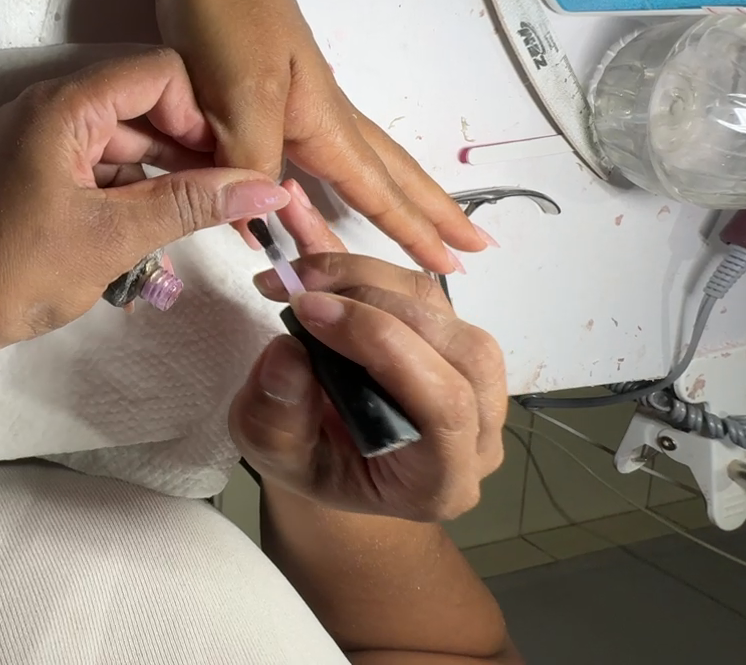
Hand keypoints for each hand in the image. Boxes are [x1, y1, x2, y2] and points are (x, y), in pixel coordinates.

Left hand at [0, 48, 291, 358]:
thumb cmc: (17, 271)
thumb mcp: (112, 237)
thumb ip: (190, 204)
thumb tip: (267, 187)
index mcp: (63, 107)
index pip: (156, 73)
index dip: (200, 111)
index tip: (229, 163)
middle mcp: (49, 108)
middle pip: (140, 105)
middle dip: (189, 146)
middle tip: (238, 194)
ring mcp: (38, 139)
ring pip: (121, 139)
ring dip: (163, 173)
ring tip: (208, 215)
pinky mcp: (32, 168)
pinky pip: (95, 163)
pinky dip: (129, 188)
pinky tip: (160, 223)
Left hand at [158, 0, 484, 274]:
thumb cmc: (228, 14)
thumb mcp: (238, 92)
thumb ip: (251, 159)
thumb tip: (259, 222)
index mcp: (319, 119)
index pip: (376, 186)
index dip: (409, 228)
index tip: (457, 265)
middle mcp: (317, 111)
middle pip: (385, 169)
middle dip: (425, 211)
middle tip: (471, 249)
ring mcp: (293, 95)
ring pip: (348, 158)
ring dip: (381, 193)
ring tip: (409, 221)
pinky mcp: (261, 82)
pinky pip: (302, 144)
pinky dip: (316, 173)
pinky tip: (299, 178)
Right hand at [229, 179, 506, 520]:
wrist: (326, 458)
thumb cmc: (303, 462)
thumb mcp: (268, 451)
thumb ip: (276, 415)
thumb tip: (290, 350)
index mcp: (441, 478)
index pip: (445, 404)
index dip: (380, 343)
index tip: (305, 309)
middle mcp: (477, 432)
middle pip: (460, 349)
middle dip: (376, 303)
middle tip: (297, 286)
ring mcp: (473, 385)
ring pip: (445, 310)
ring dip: (369, 278)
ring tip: (301, 274)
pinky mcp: (447, 342)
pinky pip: (422, 292)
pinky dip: (366, 269)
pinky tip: (317, 266)